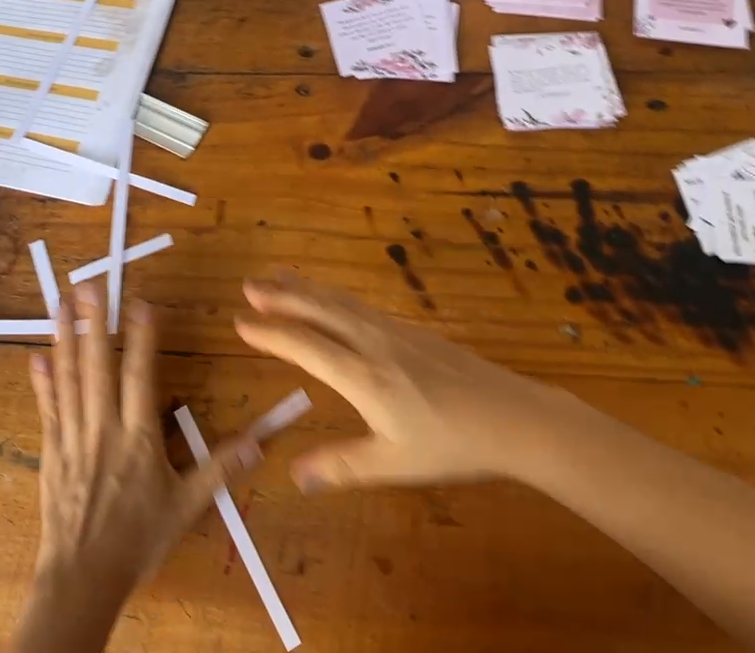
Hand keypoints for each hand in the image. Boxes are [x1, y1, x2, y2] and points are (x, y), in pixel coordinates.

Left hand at [15, 283, 259, 652]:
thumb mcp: (187, 505)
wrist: (83, 577)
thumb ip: (220, 469)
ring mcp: (72, 437)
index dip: (141, 337)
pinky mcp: (51, 452)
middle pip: (97, 366)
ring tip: (60, 304)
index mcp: (138, 437)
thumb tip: (261, 441)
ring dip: (64, 339)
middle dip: (94, 322)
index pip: (140, 376)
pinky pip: (47, 409)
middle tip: (89, 283)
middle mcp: (103, 428)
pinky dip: (42, 381)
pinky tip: (35, 356)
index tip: (141, 303)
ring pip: (68, 379)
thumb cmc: (139, 539)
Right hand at [233, 272, 561, 491]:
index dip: (271, 333)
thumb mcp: (394, 463)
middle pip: (321, 310)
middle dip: (283, 296)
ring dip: (308, 289)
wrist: (514, 416)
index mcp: (364, 376)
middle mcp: (375, 344)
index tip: (241, 322)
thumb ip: (342, 467)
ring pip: (343, 302)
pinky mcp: (416, 332)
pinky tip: (335, 301)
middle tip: (249, 283)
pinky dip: (336, 297)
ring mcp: (398, 333)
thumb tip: (294, 477)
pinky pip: (363, 306)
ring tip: (281, 277)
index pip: (306, 346)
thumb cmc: (453, 445)